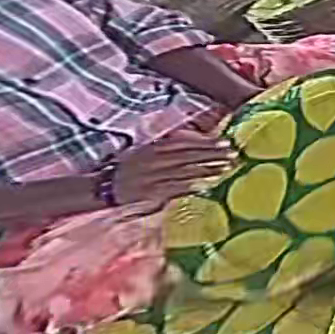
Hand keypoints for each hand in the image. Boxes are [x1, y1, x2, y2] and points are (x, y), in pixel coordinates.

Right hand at [112, 129, 236, 205]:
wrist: (100, 188)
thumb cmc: (131, 168)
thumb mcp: (148, 152)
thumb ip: (172, 147)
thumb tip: (205, 140)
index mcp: (151, 150)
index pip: (183, 144)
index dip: (206, 142)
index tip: (226, 142)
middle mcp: (151, 162)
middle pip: (187, 156)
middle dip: (213, 155)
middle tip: (234, 154)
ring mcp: (149, 178)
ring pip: (184, 172)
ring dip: (209, 170)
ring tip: (229, 167)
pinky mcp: (148, 193)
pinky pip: (174, 188)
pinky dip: (192, 185)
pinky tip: (209, 184)